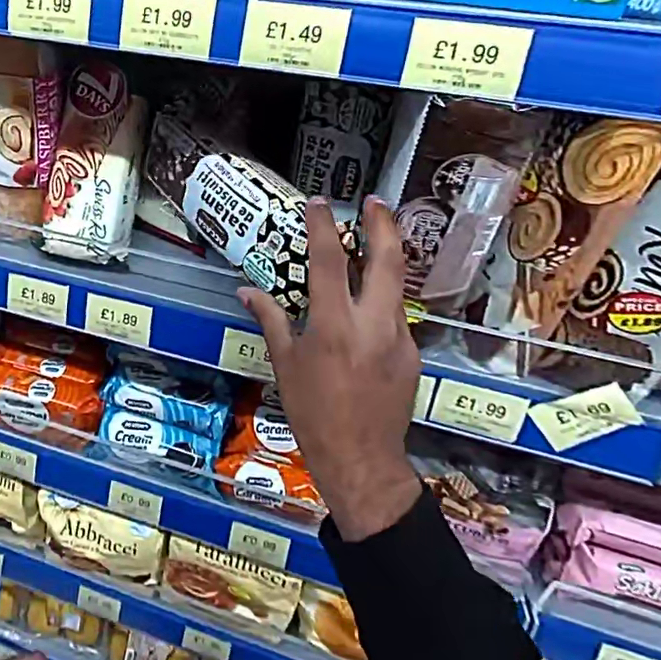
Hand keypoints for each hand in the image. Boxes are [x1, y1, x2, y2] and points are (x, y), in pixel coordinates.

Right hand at [238, 195, 423, 540]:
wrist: (361, 458)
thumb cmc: (312, 411)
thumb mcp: (284, 363)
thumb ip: (271, 320)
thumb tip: (247, 292)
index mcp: (334, 324)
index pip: (329, 261)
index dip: (323, 227)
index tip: (319, 203)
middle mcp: (373, 324)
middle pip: (387, 260)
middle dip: (382, 224)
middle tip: (374, 201)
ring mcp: (400, 339)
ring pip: (397, 286)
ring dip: (385, 259)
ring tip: (373, 242)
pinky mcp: (413, 354)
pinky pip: (397, 317)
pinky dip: (382, 300)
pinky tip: (367, 307)